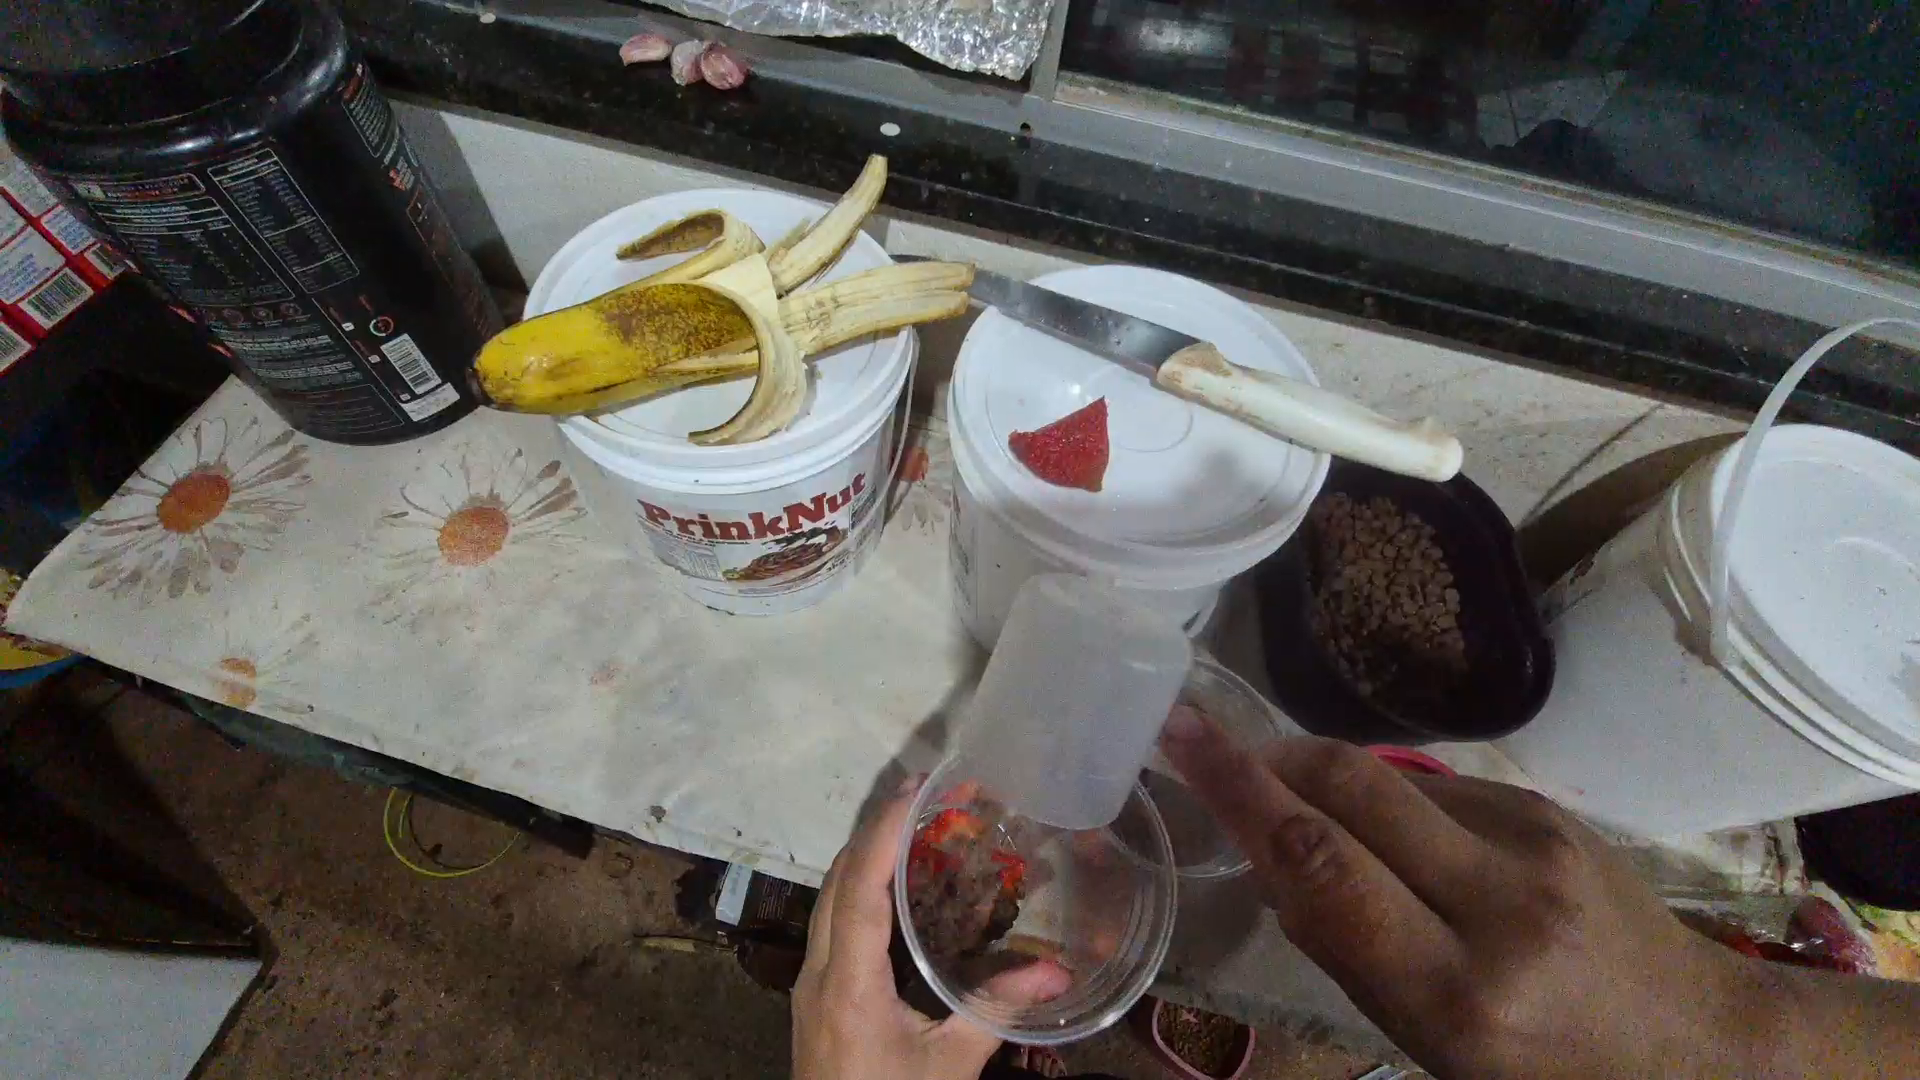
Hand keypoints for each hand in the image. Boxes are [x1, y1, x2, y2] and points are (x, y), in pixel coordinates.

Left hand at [792, 779, 1070, 1079]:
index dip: (885, 833)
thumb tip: (1058, 972)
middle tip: (926, 794)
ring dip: (866, 851)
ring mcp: (809, 979)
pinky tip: (893, 878)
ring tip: (913, 821)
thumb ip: (999, 1012)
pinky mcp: (813, 989)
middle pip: (838, 877)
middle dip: (878, 827)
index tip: (917, 791)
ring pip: (828, 893)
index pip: (859, 887)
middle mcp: (818, 970)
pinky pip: (831, 915)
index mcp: (849, 985)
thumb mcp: (950, 1069)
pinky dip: (859, 881)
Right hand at [1159, 706, 1774, 1079]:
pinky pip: (1421, 781)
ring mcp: (1532, 840)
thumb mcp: (1421, 1037)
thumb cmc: (1536, 1071)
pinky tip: (1388, 830)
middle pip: (1346, 782)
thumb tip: (1261, 846)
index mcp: (1458, 990)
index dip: (1239, 789)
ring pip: (1376, 771)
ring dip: (1311, 774)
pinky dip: (1374, 795)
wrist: (1705, 1050)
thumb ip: (1335, 935)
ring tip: (1292, 797)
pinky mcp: (1542, 804)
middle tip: (1203, 739)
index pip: (1321, 861)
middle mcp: (1500, 901)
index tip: (1181, 736)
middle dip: (1261, 755)